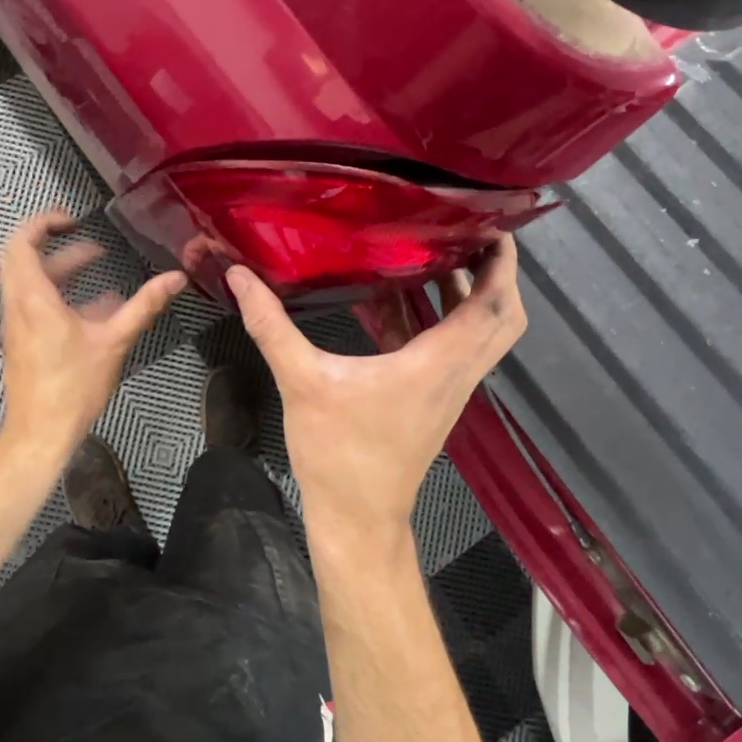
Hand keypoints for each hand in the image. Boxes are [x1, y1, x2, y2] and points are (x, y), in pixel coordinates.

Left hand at [0, 210, 188, 457]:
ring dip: (59, 266)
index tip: (71, 217)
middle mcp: (18, 305)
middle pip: (20, 256)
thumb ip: (144, 306)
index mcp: (34, 299)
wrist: (40, 433)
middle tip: (81, 232)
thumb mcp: (114, 341)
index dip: (41, 221)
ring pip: (28, 279)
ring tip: (96, 262)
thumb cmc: (73, 387)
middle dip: (51, 239)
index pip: (21, 242)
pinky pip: (33, 300)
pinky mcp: (22, 339)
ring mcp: (17, 323)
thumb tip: (176, 279)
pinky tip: (95, 303)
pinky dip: (58, 290)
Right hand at [225, 238, 526, 543]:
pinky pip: (448, 348)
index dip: (502, 263)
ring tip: (440, 249)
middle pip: (500, 318)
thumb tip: (240, 277)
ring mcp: (446, 388)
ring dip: (469, 294)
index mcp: (437, 363)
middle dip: (495, 273)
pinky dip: (437, 319)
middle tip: (470, 232)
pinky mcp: (430, 399)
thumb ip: (271, 326)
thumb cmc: (339, 453)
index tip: (492, 223)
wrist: (356, 518)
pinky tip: (399, 297)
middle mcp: (454, 373)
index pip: (491, 306)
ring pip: (479, 334)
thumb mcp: (301, 382)